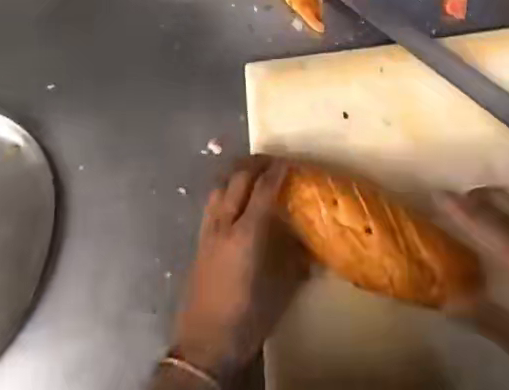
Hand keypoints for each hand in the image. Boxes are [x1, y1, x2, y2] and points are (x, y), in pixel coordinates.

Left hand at [169, 156, 309, 383]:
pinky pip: (212, 203)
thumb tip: (310, 246)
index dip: (277, 172)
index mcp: (246, 235)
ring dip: (237, 173)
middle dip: (256, 164)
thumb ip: (295, 263)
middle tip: (273, 161)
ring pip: (220, 186)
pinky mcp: (198, 241)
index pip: (263, 190)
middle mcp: (224, 225)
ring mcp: (208, 231)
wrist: (203, 346)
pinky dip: (225, 191)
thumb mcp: (280, 292)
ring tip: (252, 173)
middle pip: (238, 179)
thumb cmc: (246, 320)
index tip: (291, 163)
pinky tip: (234, 200)